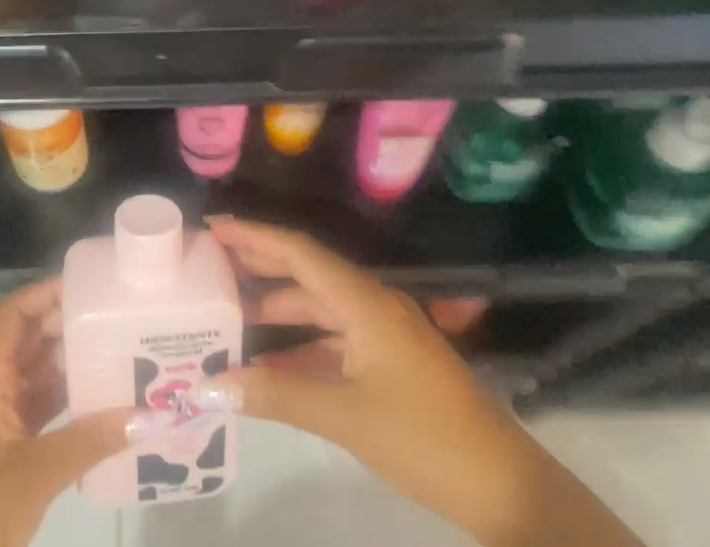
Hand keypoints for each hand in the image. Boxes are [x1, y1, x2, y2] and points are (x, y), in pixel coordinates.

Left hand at [0, 278, 168, 546]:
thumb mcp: (34, 473)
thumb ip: (90, 440)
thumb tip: (149, 414)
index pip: (11, 316)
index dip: (44, 293)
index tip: (90, 285)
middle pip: (28, 342)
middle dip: (68, 325)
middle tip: (118, 316)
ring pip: (38, 377)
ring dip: (73, 364)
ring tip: (122, 349)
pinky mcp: (9, 453)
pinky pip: (44, 411)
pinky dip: (71, 402)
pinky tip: (106, 401)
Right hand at [197, 217, 642, 546]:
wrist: (501, 483)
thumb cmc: (424, 436)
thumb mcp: (345, 415)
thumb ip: (276, 394)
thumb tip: (209, 385)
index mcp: (366, 302)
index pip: (300, 252)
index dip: (254, 235)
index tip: (212, 226)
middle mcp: (374, 306)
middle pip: (308, 273)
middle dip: (259, 264)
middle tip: (208, 262)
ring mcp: (385, 335)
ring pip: (320, 309)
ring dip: (277, 310)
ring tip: (228, 314)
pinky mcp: (391, 363)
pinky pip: (334, 341)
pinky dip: (300, 346)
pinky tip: (269, 365)